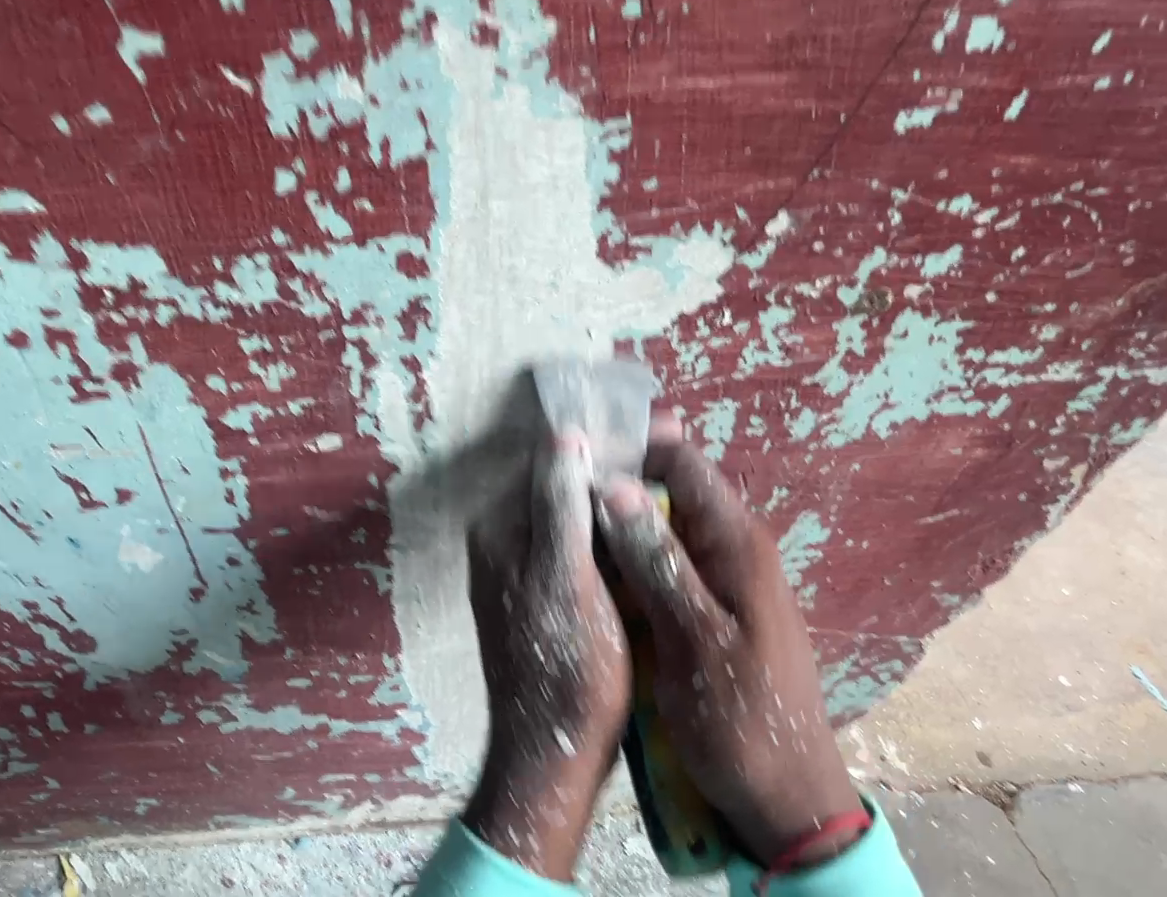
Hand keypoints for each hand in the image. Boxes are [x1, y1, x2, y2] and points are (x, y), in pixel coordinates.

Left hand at [460, 432, 631, 880]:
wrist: (557, 752)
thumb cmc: (566, 667)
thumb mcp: (565, 580)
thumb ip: (559, 507)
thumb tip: (565, 435)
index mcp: (499, 531)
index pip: (544, 460)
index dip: (594, 435)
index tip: (645, 415)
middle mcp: (505, 541)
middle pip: (560, 483)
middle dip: (608, 457)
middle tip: (666, 434)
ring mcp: (528, 567)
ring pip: (574, 512)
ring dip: (612, 487)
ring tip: (664, 461)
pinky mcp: (551, 591)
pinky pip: (582, 542)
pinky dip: (611, 524)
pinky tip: (646, 513)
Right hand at [593, 426, 862, 868]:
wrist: (781, 795)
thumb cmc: (742, 718)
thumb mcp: (695, 639)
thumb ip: (658, 560)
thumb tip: (617, 485)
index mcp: (736, 543)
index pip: (683, 462)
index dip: (631, 445)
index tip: (575, 443)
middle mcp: (727, 547)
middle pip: (666, 488)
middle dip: (615, 478)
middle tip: (553, 480)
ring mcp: (713, 576)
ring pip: (656, 525)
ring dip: (613, 517)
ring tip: (556, 511)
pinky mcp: (698, 604)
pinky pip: (656, 560)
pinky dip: (621, 554)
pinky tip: (583, 559)